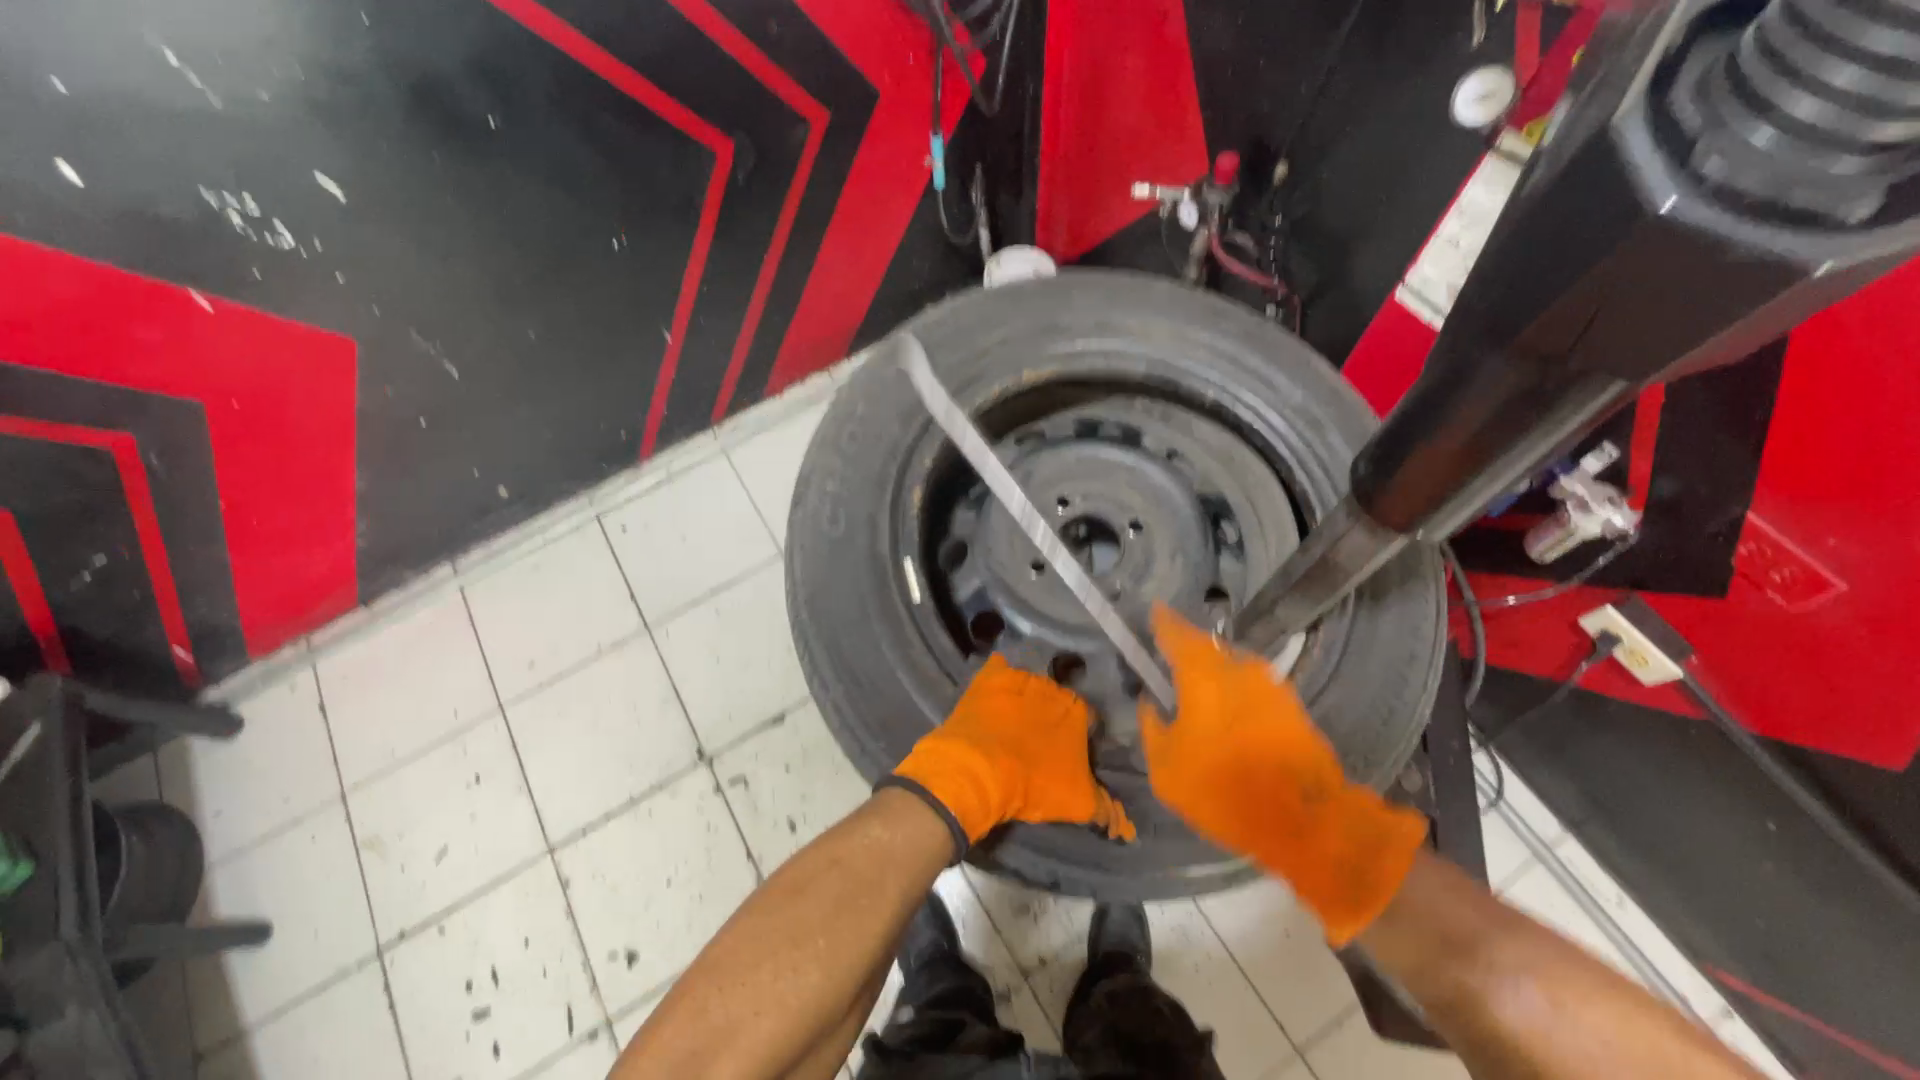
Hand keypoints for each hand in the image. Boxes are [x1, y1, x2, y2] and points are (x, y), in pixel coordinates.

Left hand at [888, 655, 1135, 858]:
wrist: (980, 772)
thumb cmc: (1034, 786)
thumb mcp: (1078, 804)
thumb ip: (1106, 808)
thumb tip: (1126, 826)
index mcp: (1079, 712)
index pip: (1087, 718)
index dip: (1078, 735)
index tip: (1068, 752)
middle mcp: (1054, 686)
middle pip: (1056, 699)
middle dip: (1050, 715)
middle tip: (1037, 738)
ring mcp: (1021, 678)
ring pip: (1028, 684)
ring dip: (1024, 698)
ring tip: (1011, 721)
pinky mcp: (990, 676)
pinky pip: (998, 671)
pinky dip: (997, 681)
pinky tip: (991, 696)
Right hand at [1139, 606, 1426, 944]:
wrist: (1306, 821)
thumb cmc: (1223, 790)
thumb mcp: (1166, 769)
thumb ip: (1153, 729)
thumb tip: (1152, 705)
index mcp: (1203, 674)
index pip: (1178, 634)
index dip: (1163, 622)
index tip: (1154, 612)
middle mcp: (1240, 668)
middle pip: (1209, 649)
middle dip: (1190, 651)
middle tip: (1173, 660)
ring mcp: (1273, 686)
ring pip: (1234, 670)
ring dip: (1216, 677)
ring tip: (1199, 694)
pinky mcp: (1294, 708)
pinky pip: (1254, 691)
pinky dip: (1237, 697)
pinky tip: (1229, 719)